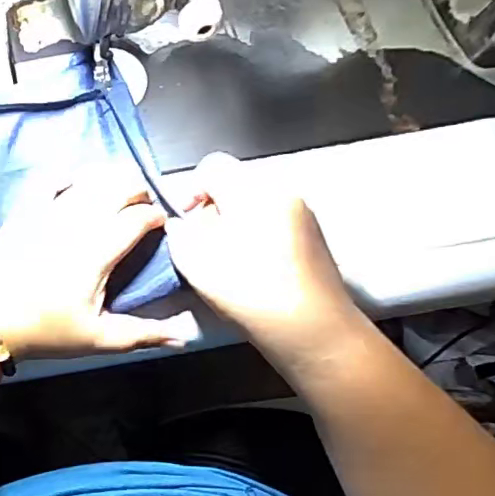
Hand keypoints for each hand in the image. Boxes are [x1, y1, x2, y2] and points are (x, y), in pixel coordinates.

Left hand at [0, 168, 185, 360]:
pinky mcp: (26, 210)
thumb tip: (182, 336)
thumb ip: (142, 333)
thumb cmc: (44, 331)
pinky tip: (78, 183)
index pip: (140, 217)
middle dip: (139, 190)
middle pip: (119, 185)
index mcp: (99, 249)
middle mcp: (77, 221)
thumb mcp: (97, 338)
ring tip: (119, 195)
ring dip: (111, 181)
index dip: (157, 216)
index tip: (161, 226)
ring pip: (90, 178)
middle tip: (143, 207)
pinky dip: (71, 176)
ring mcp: (49, 211)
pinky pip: (52, 179)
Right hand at [164, 152, 368, 365]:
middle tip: (206, 250)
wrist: (313, 329)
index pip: (210, 166)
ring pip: (255, 209)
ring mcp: (303, 214)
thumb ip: (180, 232)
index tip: (186, 224)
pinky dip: (260, 243)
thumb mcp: (194, 261)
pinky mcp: (315, 239)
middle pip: (234, 187)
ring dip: (237, 230)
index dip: (190, 191)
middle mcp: (281, 191)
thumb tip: (186, 223)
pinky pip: (276, 227)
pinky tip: (257, 276)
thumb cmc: (250, 290)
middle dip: (215, 213)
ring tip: (231, 267)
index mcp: (251, 189)